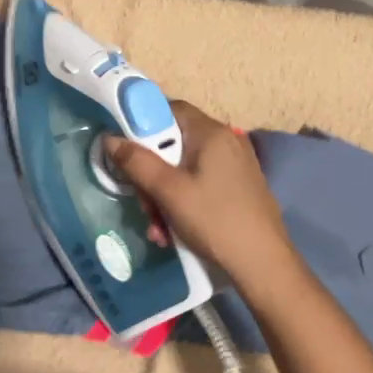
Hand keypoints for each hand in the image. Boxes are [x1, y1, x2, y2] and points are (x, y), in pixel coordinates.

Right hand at [103, 101, 298, 287]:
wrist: (262, 263)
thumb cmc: (213, 220)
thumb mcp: (168, 191)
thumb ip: (136, 162)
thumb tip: (110, 139)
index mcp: (212, 133)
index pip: (170, 108)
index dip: (143, 123)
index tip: (124, 148)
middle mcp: (226, 142)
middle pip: (174, 143)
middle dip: (150, 173)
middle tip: (142, 201)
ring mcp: (234, 166)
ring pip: (183, 169)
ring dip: (162, 196)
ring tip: (157, 227)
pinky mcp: (237, 188)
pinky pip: (198, 185)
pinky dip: (181, 203)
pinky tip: (172, 232)